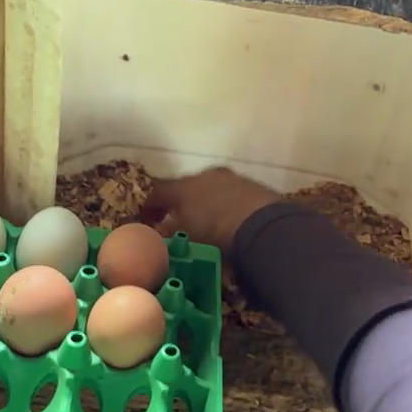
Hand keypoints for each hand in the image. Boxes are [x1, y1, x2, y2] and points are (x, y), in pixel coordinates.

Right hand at [141, 167, 279, 255]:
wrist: (264, 228)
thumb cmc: (216, 234)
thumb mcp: (186, 236)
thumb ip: (169, 231)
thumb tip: (160, 229)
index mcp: (184, 186)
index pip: (159, 192)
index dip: (150, 206)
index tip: (147, 219)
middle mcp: (206, 175)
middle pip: (187, 188)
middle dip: (181, 204)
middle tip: (179, 223)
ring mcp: (233, 179)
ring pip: (212, 190)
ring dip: (206, 204)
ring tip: (208, 224)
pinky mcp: (255, 187)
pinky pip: (233, 196)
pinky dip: (228, 207)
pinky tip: (231, 223)